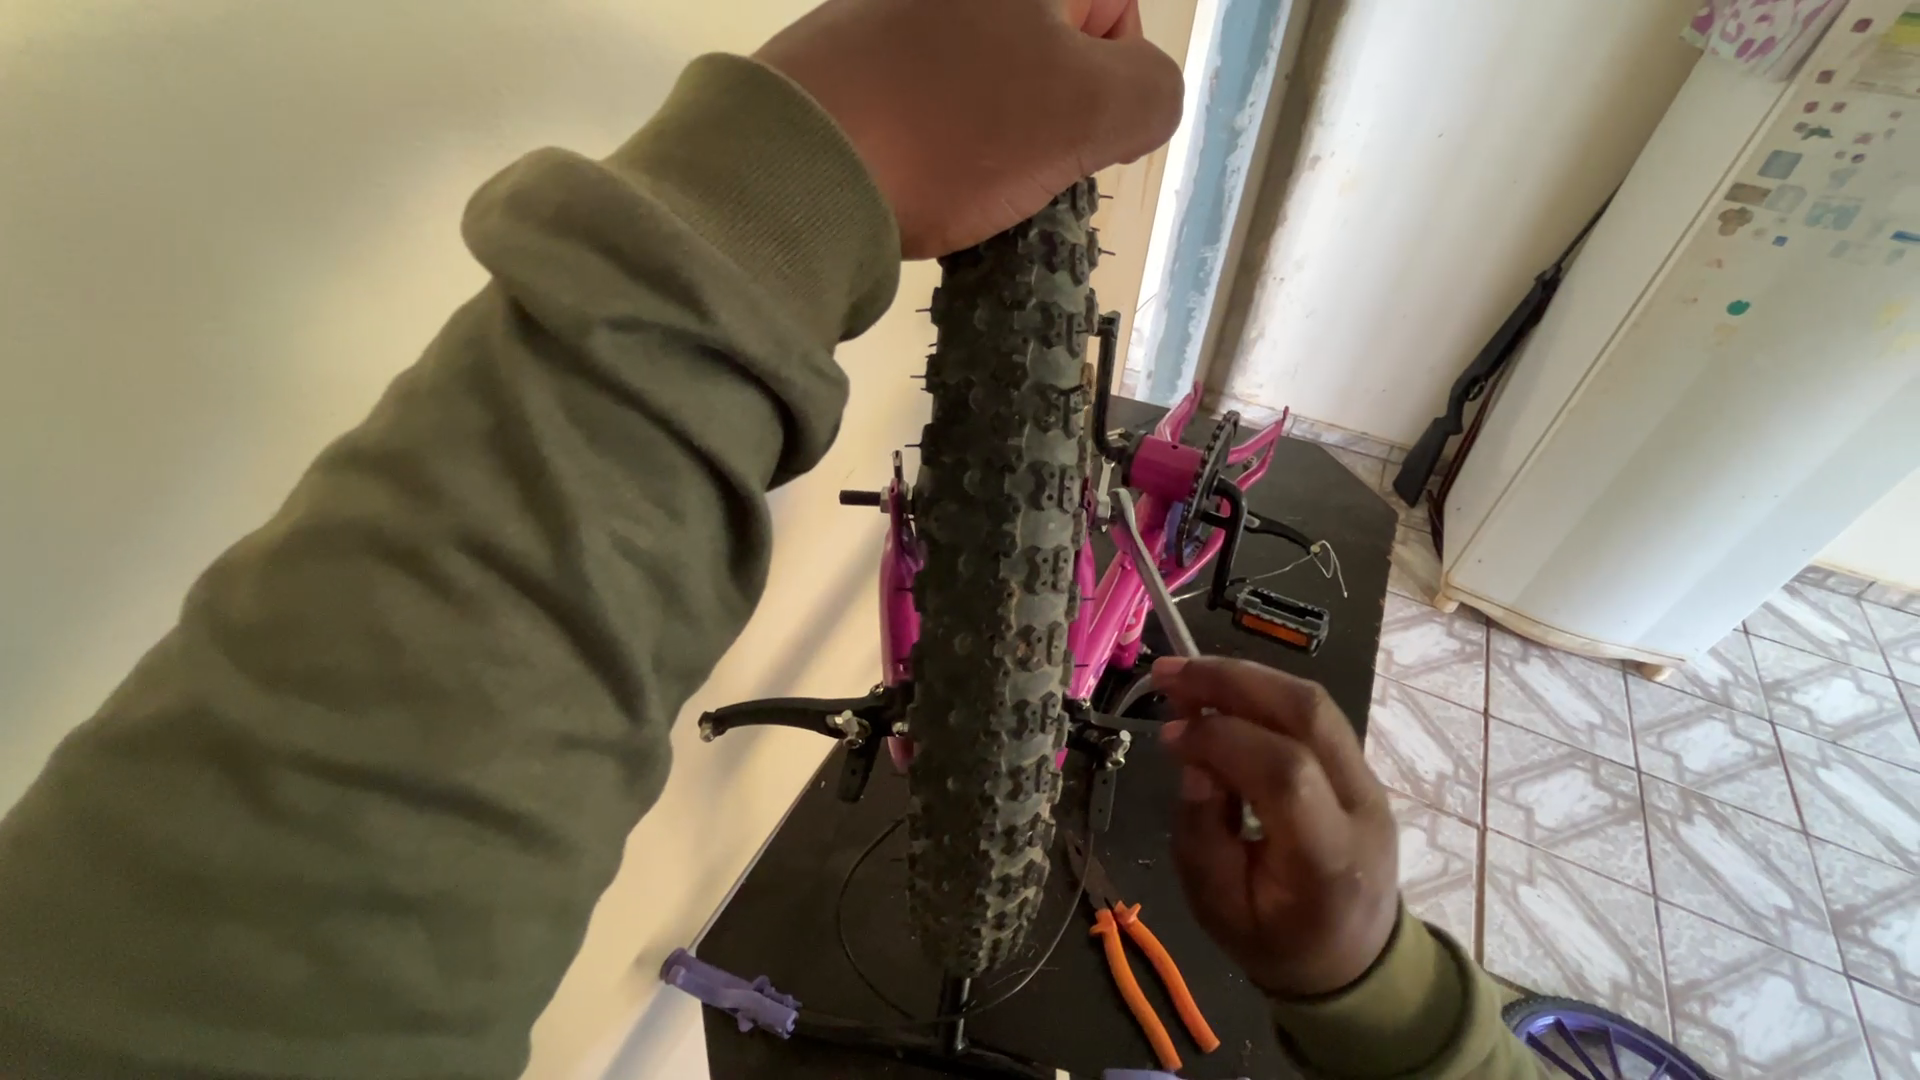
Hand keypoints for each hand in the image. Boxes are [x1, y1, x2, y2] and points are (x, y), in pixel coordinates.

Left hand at [755, 0, 1182, 258]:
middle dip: (1052, 118)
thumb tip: (1140, 99)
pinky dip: (947, 138)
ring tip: (971, 182)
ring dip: (1000, 135)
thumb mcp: (1085, 114)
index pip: (1116, 10)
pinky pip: (936, 97)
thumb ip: (1149, 94)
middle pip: (1051, 47)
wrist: (805, 166)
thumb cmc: (955, 131)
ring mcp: (902, 10)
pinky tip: (927, 175)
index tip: (1076, 143)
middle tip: (1024, 170)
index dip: (1113, 87)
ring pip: (992, 78)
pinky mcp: (859, 53)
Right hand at [1154, 657, 1400, 998]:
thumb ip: (1201, 836)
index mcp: (1329, 858)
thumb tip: (1193, 763)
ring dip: (1244, 677)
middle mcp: (1362, 808)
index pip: (1285, 772)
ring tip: (1186, 673)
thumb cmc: (1276, 939)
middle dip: (1231, 681)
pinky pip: (1312, 714)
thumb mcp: (1218, 908)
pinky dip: (1259, 691)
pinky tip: (1219, 692)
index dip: (1221, 739)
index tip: (1168, 735)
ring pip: (1313, 703)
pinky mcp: (1361, 768)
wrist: (1353, 961)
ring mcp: (1369, 782)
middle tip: (1168, 674)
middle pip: (1308, 714)